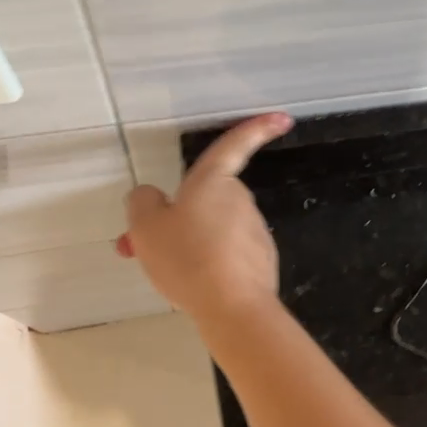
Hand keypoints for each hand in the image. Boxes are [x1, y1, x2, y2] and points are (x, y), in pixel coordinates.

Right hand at [116, 112, 293, 322]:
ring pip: (213, 230)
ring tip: (166, 270)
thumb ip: (143, 203)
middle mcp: (239, 201)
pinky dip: (208, 264)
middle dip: (179, 218)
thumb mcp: (145, 226)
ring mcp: (254, 232)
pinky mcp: (260, 261)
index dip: (255, 128)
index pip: (233, 146)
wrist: (231, 307)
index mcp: (213, 182)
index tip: (283, 119)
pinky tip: (194, 285)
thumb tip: (150, 196)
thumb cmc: (187, 257)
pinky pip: (226, 255)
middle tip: (144, 245)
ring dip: (190, 244)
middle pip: (206, 200)